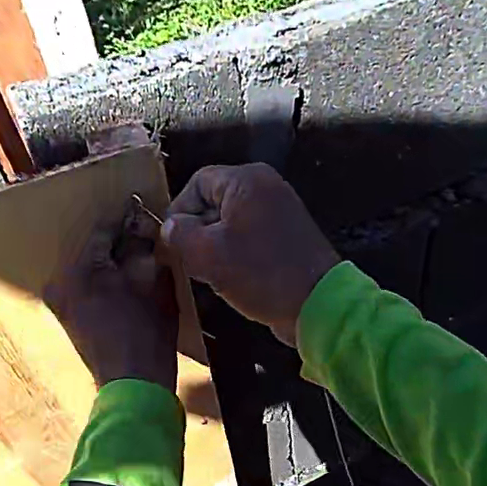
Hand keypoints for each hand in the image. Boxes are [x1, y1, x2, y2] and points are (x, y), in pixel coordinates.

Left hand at [45, 202, 179, 389]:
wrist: (133, 383)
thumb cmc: (148, 333)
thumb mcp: (154, 282)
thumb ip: (143, 248)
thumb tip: (139, 227)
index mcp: (80, 270)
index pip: (102, 230)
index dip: (125, 222)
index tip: (140, 215)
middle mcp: (60, 282)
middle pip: (90, 249)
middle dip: (115, 243)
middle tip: (140, 238)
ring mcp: (58, 302)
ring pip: (85, 268)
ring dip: (107, 262)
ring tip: (133, 262)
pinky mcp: (64, 316)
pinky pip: (82, 286)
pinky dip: (99, 281)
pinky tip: (121, 284)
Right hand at [161, 163, 339, 346]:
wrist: (316, 304)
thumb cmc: (258, 272)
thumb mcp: (206, 254)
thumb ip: (179, 235)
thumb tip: (170, 228)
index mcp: (246, 181)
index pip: (196, 183)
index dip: (177, 211)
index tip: (171, 243)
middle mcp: (265, 187)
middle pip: (211, 201)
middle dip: (194, 230)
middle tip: (186, 260)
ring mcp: (278, 210)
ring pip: (226, 221)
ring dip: (211, 245)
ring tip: (206, 272)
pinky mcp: (284, 234)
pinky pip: (245, 235)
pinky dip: (231, 252)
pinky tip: (228, 276)